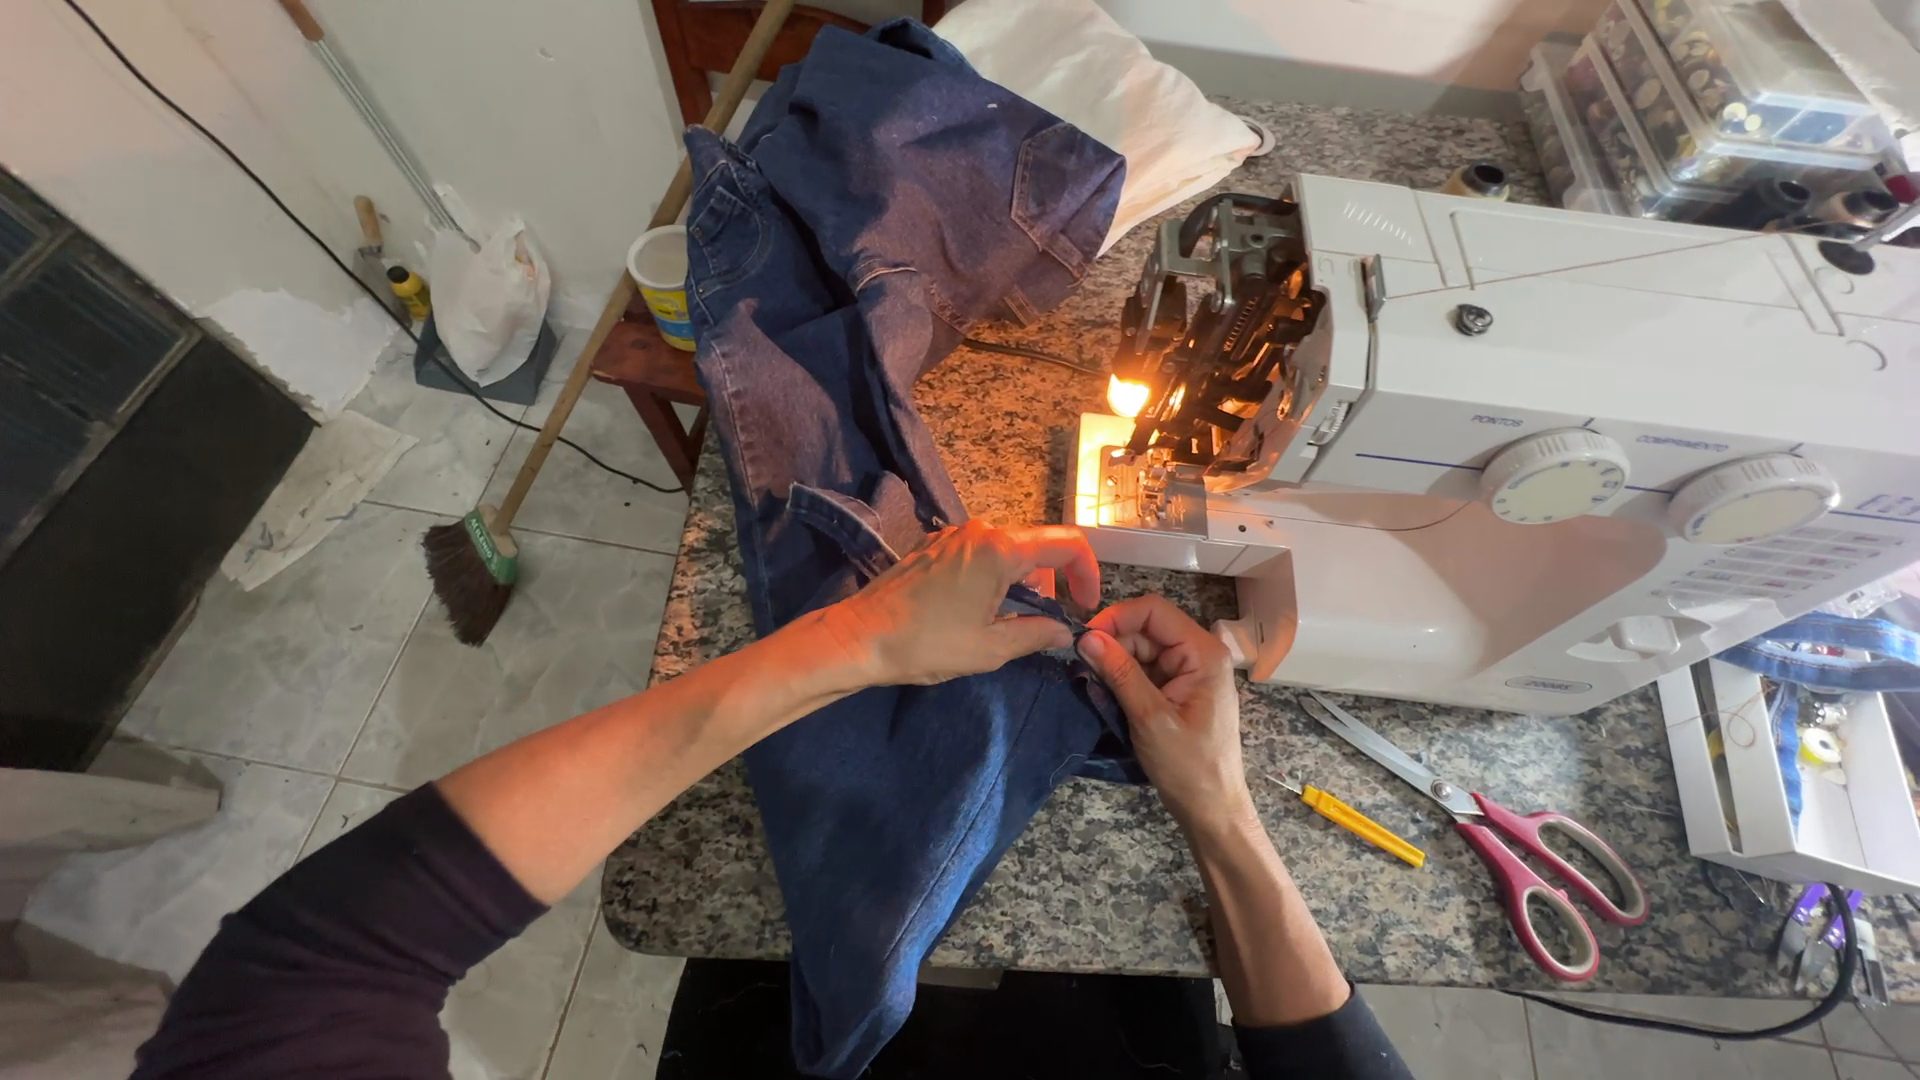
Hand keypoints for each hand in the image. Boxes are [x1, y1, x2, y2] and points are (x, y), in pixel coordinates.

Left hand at [819, 521, 1100, 686]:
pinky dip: (994, 575)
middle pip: (1036, 546)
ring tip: (1013, 620)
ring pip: (1007, 550)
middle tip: (1049, 621)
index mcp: (1001, 550)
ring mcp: (953, 535)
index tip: (1085, 605)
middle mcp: (980, 531)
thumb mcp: (990, 649)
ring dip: (1022, 581)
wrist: (859, 637)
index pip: (1067, 544)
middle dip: (1053, 581)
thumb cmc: (927, 643)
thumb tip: (1065, 632)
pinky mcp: (933, 546)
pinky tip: (980, 607)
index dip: (1088, 573)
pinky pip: (979, 552)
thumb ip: (1036, 635)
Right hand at [1076, 595, 1251, 833]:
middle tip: (1083, 666)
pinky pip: (1144, 668)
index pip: (1153, 610)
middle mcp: (1198, 653)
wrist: (1212, 810)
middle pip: (1145, 627)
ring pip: (1141, 647)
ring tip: (1093, 682)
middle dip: (1113, 641)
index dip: (1117, 617)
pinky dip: (1122, 676)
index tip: (1085, 639)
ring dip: (1114, 660)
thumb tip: (1086, 637)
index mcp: (1202, 653)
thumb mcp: (1149, 717)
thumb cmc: (1188, 766)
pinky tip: (1107, 692)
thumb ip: (1119, 673)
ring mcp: (1188, 671)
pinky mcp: (1177, 688)